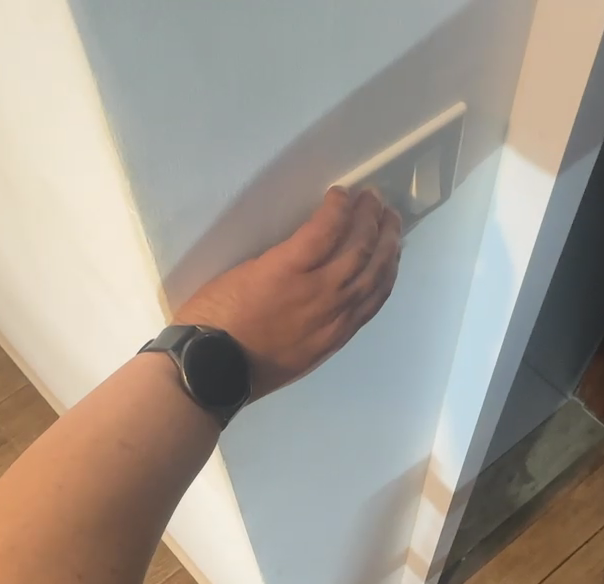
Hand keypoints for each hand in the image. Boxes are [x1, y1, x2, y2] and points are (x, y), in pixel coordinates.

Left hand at [174, 186, 401, 399]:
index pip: (374, 297)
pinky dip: (337, 210)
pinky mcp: (288, 268)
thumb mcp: (293, 358)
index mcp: (334, 336)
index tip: (390, 250)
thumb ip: (312, 333)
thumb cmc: (244, 367)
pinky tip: (339, 195)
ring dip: (368, 217)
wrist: (213, 367)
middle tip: (387, 214)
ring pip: (357, 246)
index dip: (387, 269)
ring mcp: (315, 289)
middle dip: (386, 237)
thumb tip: (318, 313)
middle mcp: (336, 311)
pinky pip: (324, 231)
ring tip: (370, 198)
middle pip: (374, 268)